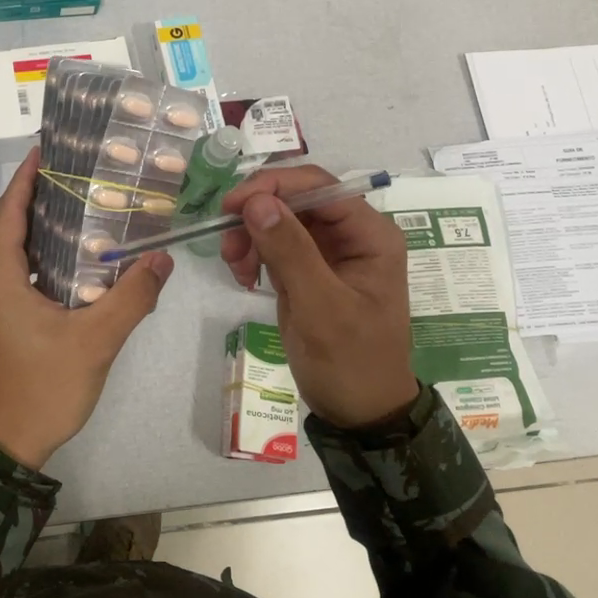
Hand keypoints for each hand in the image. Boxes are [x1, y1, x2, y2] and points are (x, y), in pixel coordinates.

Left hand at [0, 148, 174, 470]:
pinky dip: (55, 259)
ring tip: (92, 204)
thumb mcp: (95, 341)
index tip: (49, 147)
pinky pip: (31, 275)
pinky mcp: (12, 322)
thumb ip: (131, 297)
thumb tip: (162, 257)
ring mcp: (2, 304)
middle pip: (17, 226)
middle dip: (45, 196)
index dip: (26, 177)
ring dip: (51, 228)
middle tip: (85, 171)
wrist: (11, 443)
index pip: (10, 212)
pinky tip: (89, 259)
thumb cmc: (44, 387)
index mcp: (3, 277)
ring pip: (25, 252)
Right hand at [220, 166, 417, 427]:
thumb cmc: (350, 361)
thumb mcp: (320, 307)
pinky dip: (253, 253)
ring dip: (250, 234)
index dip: (273, 186)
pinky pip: (274, 243)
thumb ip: (290, 251)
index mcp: (370, 235)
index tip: (232, 207)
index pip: (319, 186)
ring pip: (279, 218)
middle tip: (227, 244)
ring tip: (235, 268)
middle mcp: (352, 234)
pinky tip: (244, 277)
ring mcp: (329, 252)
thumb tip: (257, 202)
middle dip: (257, 214)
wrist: (359, 411)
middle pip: (296, 198)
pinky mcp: (308, 269)